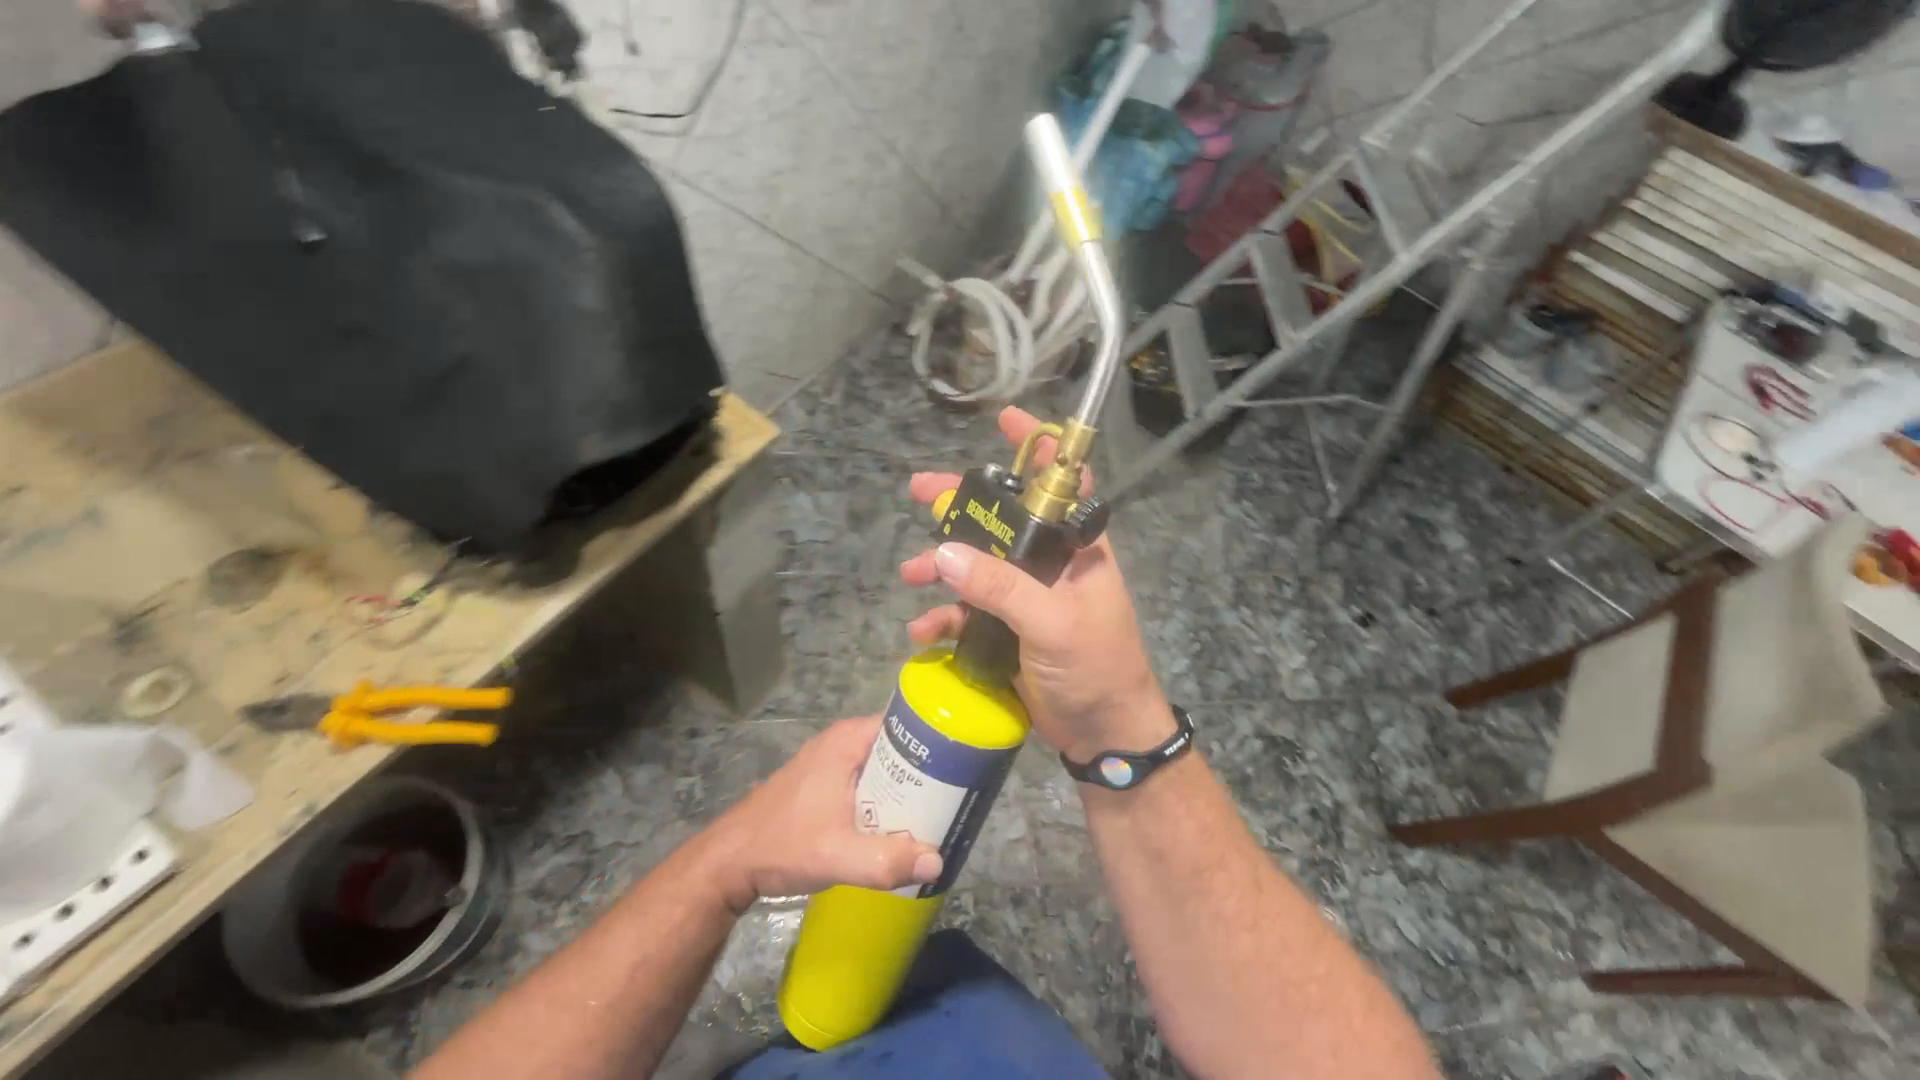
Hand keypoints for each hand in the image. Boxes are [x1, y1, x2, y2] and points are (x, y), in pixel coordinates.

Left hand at [705, 716, 941, 912]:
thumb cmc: (781, 845)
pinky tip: (905, 829)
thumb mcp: (836, 854)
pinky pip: (874, 785)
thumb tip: (938, 862)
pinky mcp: (829, 786)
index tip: (970, 767)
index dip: (941, 741)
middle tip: (961, 801)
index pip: (909, 724)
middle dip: (932, 774)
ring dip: (912, 792)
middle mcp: (844, 743)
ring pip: (889, 771)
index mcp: (849, 740)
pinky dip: (891, 802)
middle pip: (903, 750)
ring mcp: (835, 764)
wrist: (730, 862)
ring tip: (942, 817)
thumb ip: (885, 860)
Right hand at [901, 407, 1177, 761]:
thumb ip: (1000, 587)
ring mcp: (1027, 598)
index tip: (1005, 420)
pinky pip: (969, 612)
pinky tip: (922, 629)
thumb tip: (942, 554)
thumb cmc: (1095, 667)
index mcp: (1076, 549)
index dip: (1038, 447)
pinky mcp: (1009, 631)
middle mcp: (1051, 565)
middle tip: (918, 492)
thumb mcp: (1052, 623)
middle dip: (961, 505)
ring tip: (909, 574)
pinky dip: (944, 616)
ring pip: (977, 565)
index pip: (1062, 482)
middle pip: (1003, 520)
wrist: (1103, 733)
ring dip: (942, 565)